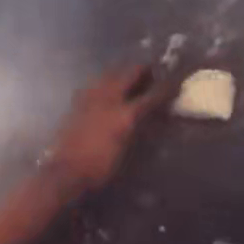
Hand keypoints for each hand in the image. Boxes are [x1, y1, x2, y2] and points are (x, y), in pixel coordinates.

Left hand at [42, 64, 173, 195]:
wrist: (64, 172)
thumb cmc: (99, 169)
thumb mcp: (126, 151)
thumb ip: (138, 129)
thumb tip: (149, 116)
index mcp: (125, 115)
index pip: (154, 95)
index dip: (168, 87)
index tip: (178, 82)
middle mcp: (108, 99)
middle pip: (130, 72)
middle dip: (143, 70)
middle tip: (151, 75)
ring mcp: (89, 98)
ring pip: (109, 73)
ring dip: (122, 73)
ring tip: (128, 81)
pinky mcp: (75, 104)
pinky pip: (93, 85)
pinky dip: (103, 83)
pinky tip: (104, 92)